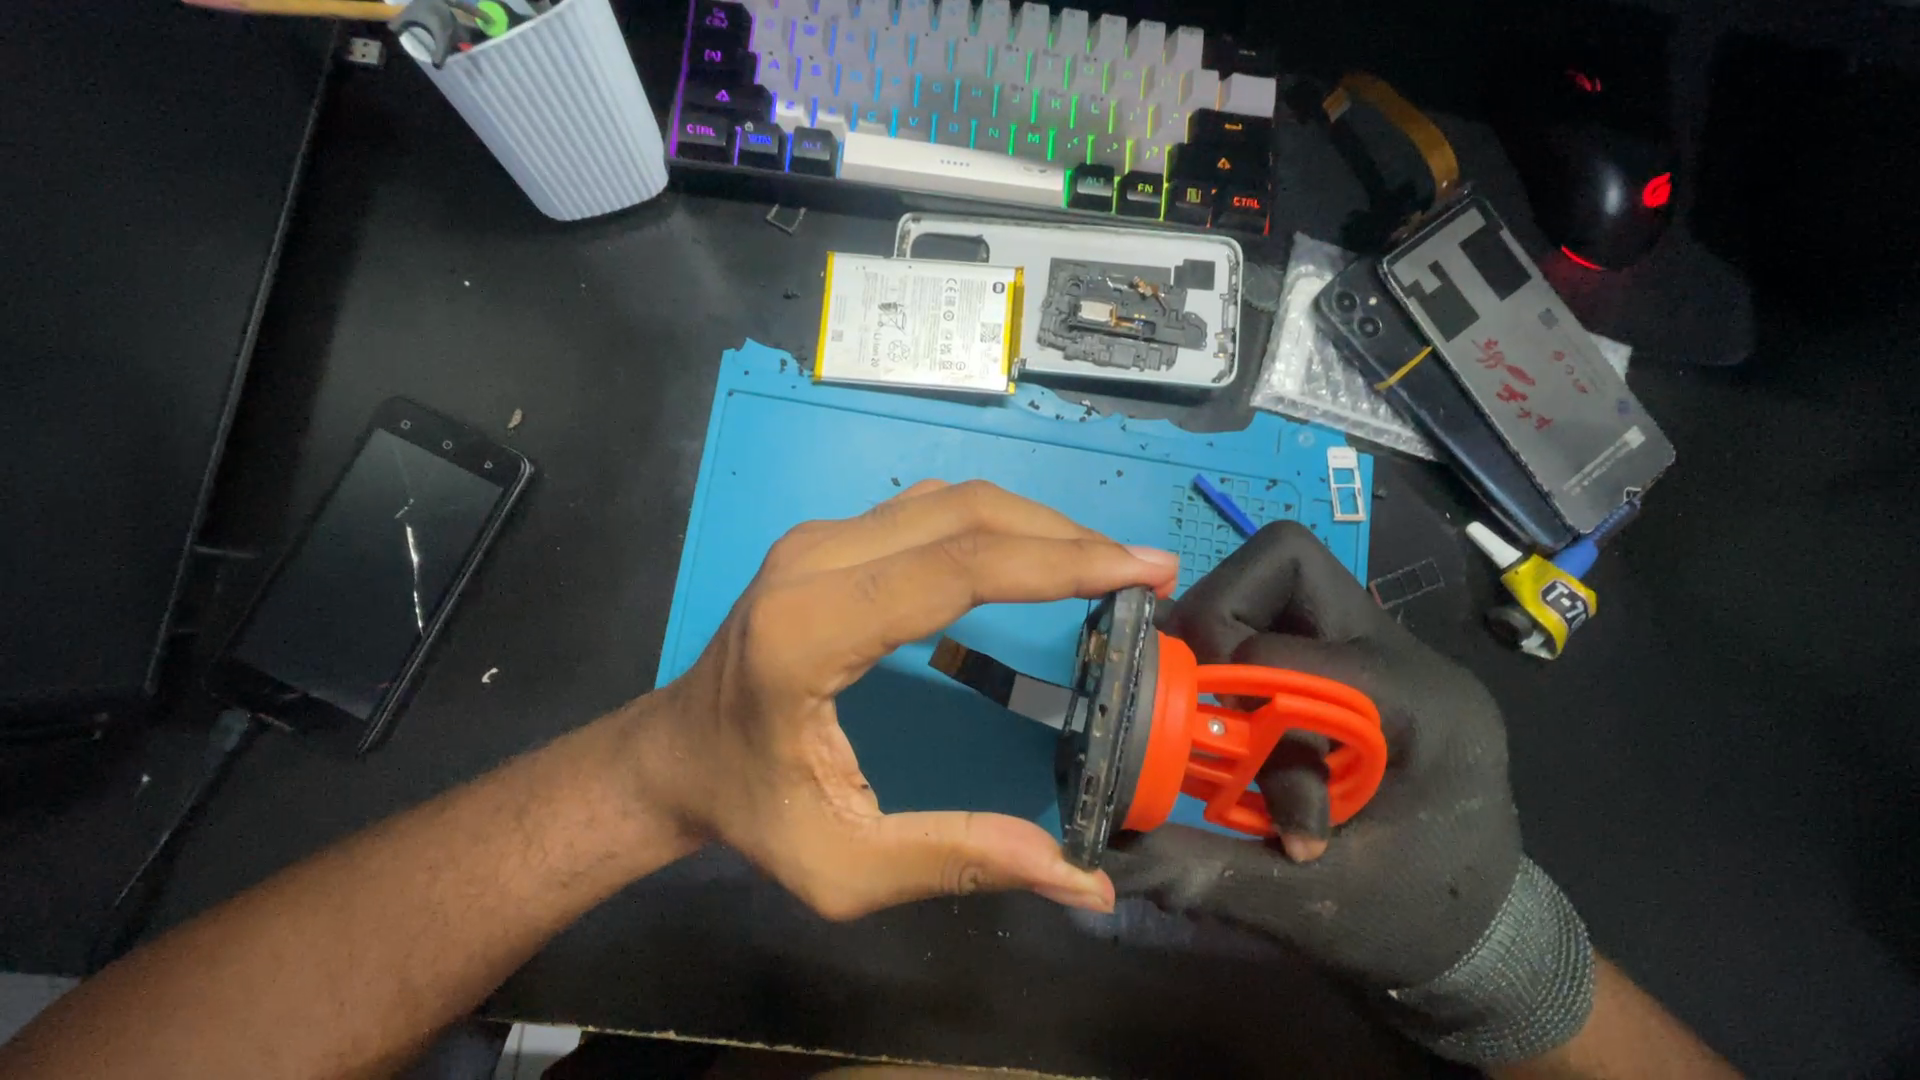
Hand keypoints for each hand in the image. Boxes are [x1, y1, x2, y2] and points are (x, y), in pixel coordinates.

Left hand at [628, 480, 1179, 919]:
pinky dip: (995, 525)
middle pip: (964, 516)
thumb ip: (960, 860)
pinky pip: (927, 512)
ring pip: (949, 502)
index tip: (1142, 570)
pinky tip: (1036, 555)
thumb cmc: (750, 810)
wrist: (672, 754)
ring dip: (1035, 524)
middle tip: (1144, 569)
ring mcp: (815, 540)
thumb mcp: (844, 865)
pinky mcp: (825, 540)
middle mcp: (812, 561)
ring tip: (1105, 563)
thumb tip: (1080, 881)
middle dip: (1066, 537)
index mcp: (811, 631)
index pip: (956, 570)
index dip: (1058, 563)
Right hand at [1105, 521, 1521, 990]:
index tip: (1222, 771)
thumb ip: (1206, 871)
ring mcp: (1378, 643)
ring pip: (1276, 571)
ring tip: (1210, 698)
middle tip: (1200, 693)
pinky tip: (1228, 702)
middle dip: (1219, 620)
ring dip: (1221, 625)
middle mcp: (1400, 651)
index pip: (1295, 654)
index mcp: (1422, 706)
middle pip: (1285, 561)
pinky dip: (1233, 639)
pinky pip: (1275, 607)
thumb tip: (1097, 855)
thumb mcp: (1311, 908)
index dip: (1235, 698)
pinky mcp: (1352, 652)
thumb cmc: (1411, 920)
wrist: (1484, 933)